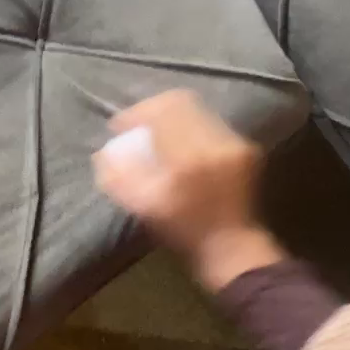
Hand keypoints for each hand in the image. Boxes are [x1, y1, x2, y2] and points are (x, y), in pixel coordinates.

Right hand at [92, 90, 284, 289]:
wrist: (232, 247)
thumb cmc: (183, 231)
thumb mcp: (144, 208)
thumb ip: (118, 178)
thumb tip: (102, 153)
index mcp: (188, 158)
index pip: (162, 111)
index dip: (137, 112)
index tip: (120, 126)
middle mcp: (214, 142)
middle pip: (181, 102)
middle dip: (154, 109)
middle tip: (138, 124)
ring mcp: (234, 143)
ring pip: (199, 110)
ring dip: (174, 117)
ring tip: (159, 133)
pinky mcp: (246, 148)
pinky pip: (213, 124)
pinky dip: (193, 128)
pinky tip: (183, 145)